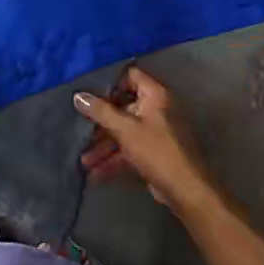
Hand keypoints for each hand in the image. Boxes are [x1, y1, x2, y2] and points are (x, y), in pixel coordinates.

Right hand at [75, 67, 216, 213]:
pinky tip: (95, 174)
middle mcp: (156, 108)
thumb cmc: (156, 150)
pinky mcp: (152, 152)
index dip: (111, 84)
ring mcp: (155, 131)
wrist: (184, 188)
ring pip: (125, 132)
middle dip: (101, 123)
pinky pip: (129, 149)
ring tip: (83, 161)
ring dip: (104, 146)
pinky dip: (114, 159)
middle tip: (80, 131)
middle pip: (123, 107)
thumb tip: (78, 96)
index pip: (131, 76)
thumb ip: (101, 112)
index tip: (90, 96)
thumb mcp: (126, 129)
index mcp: (155, 95)